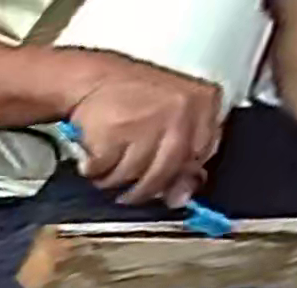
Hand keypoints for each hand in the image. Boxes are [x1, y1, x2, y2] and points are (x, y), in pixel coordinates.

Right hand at [65, 49, 223, 206]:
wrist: (93, 80)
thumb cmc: (131, 100)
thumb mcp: (169, 120)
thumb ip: (181, 157)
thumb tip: (180, 199)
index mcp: (204, 103)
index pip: (200, 157)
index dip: (177, 175)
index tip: (162, 183)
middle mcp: (182, 110)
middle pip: (165, 173)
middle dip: (142, 188)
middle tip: (126, 189)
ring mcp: (150, 121)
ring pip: (132, 176)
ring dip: (112, 180)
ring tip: (107, 165)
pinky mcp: (117, 132)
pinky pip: (106, 171)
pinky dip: (94, 171)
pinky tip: (94, 157)